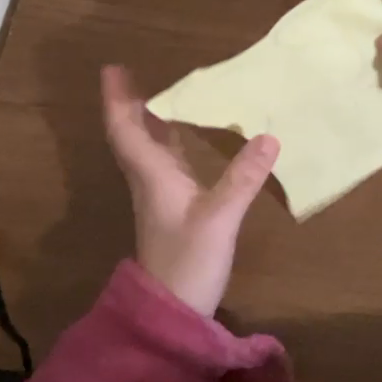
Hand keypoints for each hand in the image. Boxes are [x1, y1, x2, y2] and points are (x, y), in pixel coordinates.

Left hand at [100, 65, 279, 316]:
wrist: (172, 312)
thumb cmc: (188, 263)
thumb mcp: (219, 219)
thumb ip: (242, 178)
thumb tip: (270, 136)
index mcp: (153, 176)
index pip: (127, 130)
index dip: (118, 100)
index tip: (112, 69)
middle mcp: (151, 180)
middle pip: (134, 134)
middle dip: (132, 103)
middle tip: (135, 73)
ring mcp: (161, 196)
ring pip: (149, 148)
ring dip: (150, 120)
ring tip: (160, 93)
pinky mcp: (174, 209)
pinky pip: (166, 162)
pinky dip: (170, 140)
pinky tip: (187, 136)